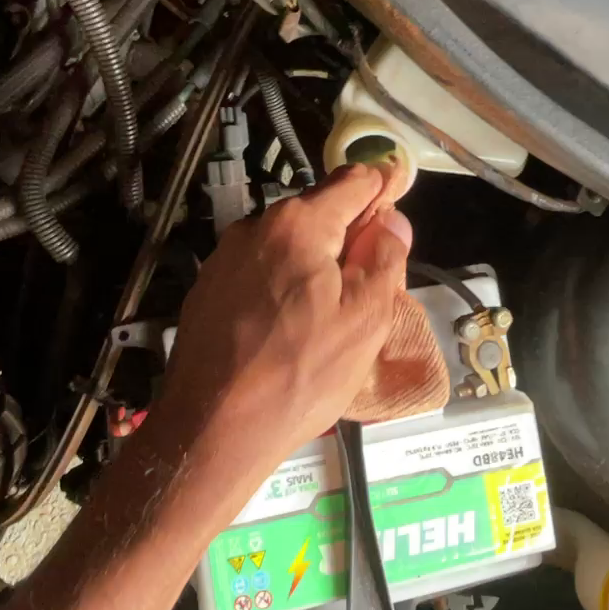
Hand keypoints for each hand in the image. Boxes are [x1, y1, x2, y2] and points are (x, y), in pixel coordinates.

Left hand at [156, 162, 412, 470]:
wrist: (211, 428)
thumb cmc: (297, 375)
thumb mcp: (364, 321)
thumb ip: (384, 259)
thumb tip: (392, 219)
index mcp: (297, 224)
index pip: (353, 181)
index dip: (383, 187)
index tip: (399, 198)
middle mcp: (255, 227)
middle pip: (318, 211)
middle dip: (349, 234)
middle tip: (373, 281)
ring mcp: (225, 257)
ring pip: (288, 243)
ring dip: (316, 261)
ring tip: (331, 314)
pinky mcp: (209, 287)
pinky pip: (261, 269)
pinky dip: (284, 282)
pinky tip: (290, 325)